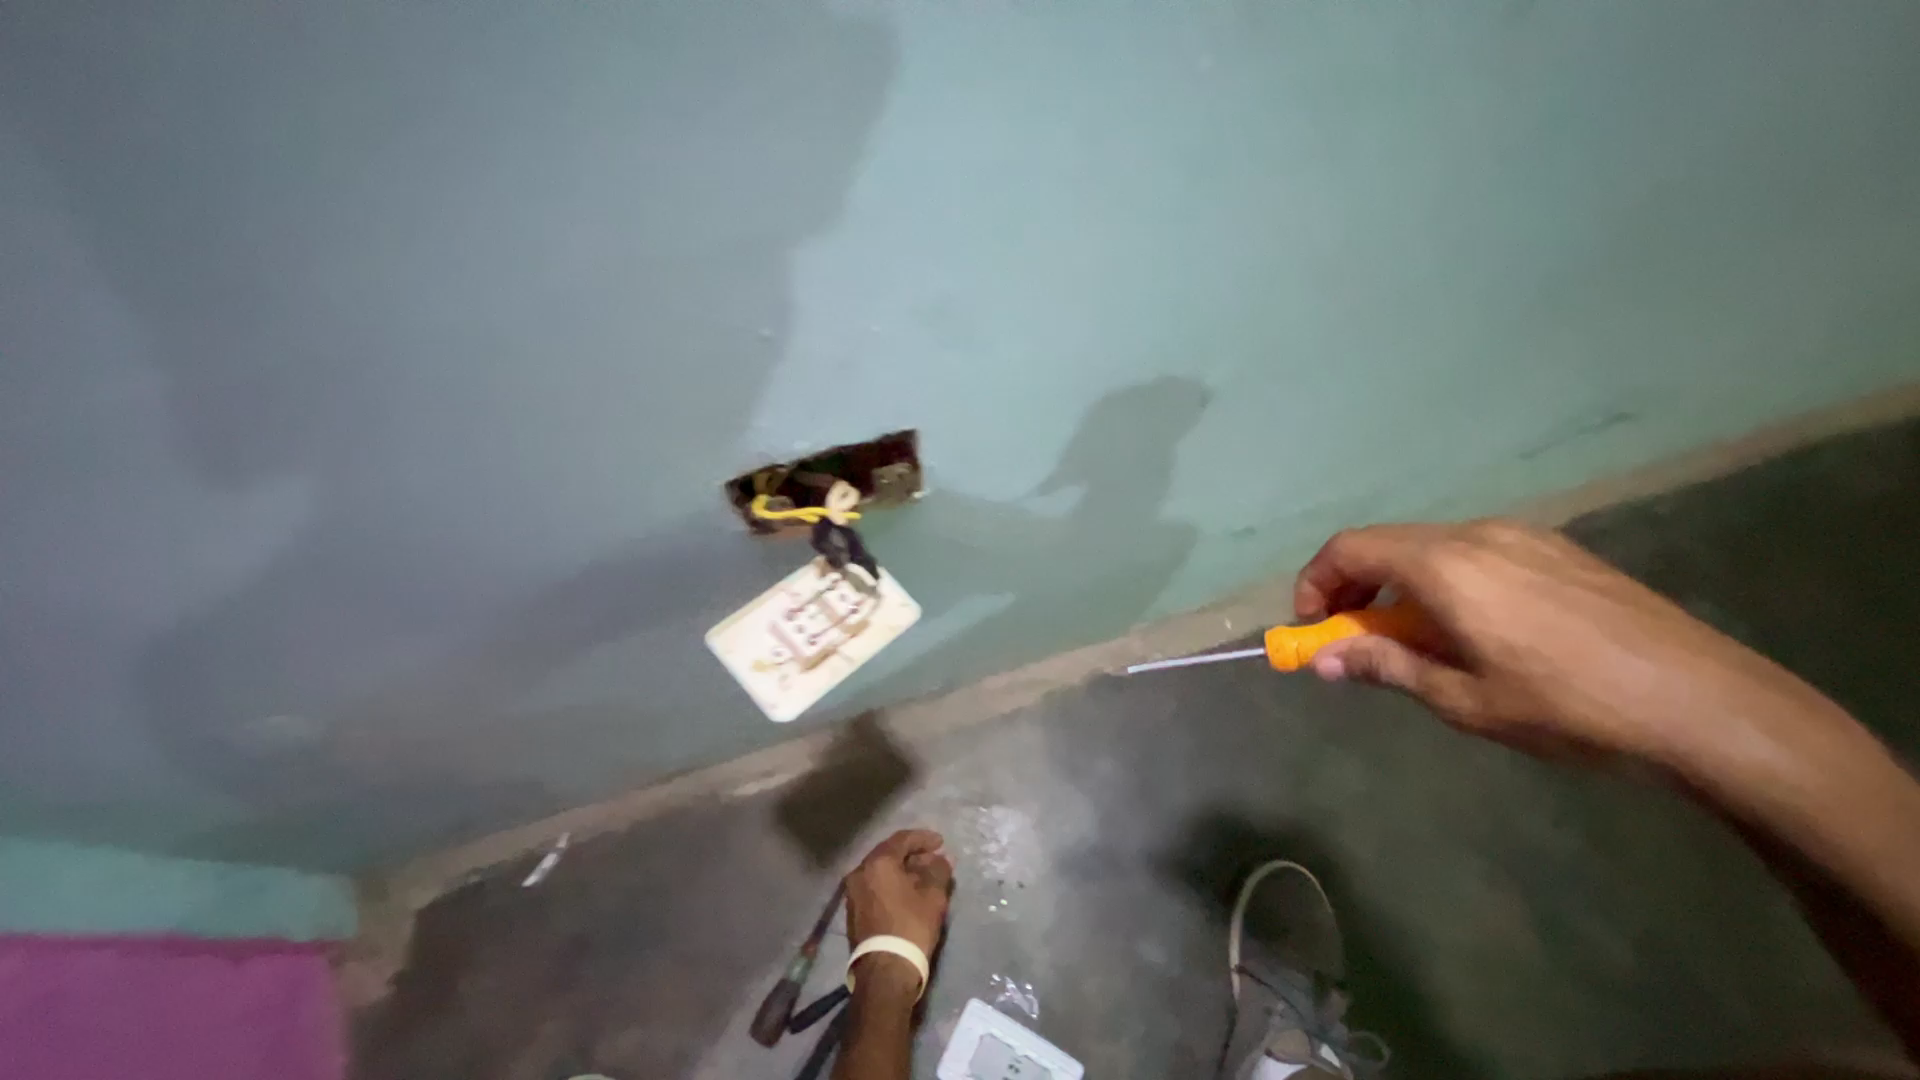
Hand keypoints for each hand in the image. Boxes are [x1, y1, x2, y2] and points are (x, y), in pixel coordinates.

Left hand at [844, 828, 952, 956]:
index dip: (923, 838)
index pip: (902, 839)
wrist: (885, 972)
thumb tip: (943, 858)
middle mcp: (859, 872)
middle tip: (934, 860)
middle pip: (889, 854)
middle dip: (913, 855)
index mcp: (877, 863)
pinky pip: (874, 888)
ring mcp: (853, 893)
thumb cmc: (911, 927)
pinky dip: (891, 885)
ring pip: (880, 872)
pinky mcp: (852, 912)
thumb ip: (939, 871)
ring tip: (924, 878)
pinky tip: (907, 894)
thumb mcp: (933, 897)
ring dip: (902, 871)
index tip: (941, 843)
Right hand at [1293, 519, 1853, 771]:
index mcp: (1446, 566)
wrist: (1709, 706)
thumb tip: (1321, 659)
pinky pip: (1475, 554)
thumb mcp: (1463, 700)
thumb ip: (1385, 667)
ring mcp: (1525, 537)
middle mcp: (1478, 535)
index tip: (1311, 628)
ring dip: (1398, 587)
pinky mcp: (1560, 551)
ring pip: (1431, 549)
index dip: (1315, 584)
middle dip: (1352, 589)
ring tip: (1414, 642)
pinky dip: (1443, 582)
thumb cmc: (1570, 709)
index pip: (1348, 549)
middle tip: (1351, 640)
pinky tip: (1473, 630)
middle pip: (1386, 544)